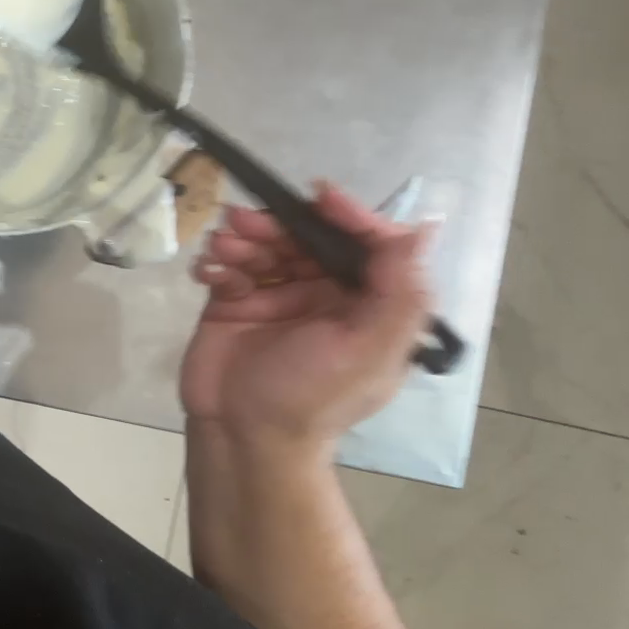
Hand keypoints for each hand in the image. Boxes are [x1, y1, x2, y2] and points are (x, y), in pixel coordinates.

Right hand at [179, 182, 432, 450]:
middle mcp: (322, 294)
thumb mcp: (371, 348)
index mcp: (366, 302)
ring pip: (261, 249)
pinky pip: (224, 270)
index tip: (318, 195)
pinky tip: (207, 273)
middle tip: (242, 221)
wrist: (244, 433)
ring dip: (239, 241)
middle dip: (276, 225)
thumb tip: (421, 229)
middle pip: (303, 240)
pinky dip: (214, 264)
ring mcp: (272, 298)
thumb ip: (401, 291)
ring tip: (220, 249)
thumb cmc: (313, 395)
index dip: (348, 216)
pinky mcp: (229, 306)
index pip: (366, 245)